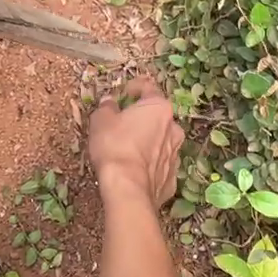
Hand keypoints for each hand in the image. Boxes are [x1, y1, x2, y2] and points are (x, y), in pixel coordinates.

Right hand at [88, 77, 183, 206]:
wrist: (128, 189)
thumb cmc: (114, 146)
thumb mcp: (101, 120)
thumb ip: (106, 107)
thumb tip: (109, 103)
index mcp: (159, 108)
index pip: (148, 87)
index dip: (132, 87)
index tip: (121, 94)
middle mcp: (173, 128)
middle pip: (156, 116)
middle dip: (141, 117)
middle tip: (122, 123)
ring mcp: (176, 154)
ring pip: (160, 140)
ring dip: (147, 141)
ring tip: (127, 149)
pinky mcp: (172, 179)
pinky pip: (159, 164)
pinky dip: (149, 163)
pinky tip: (134, 169)